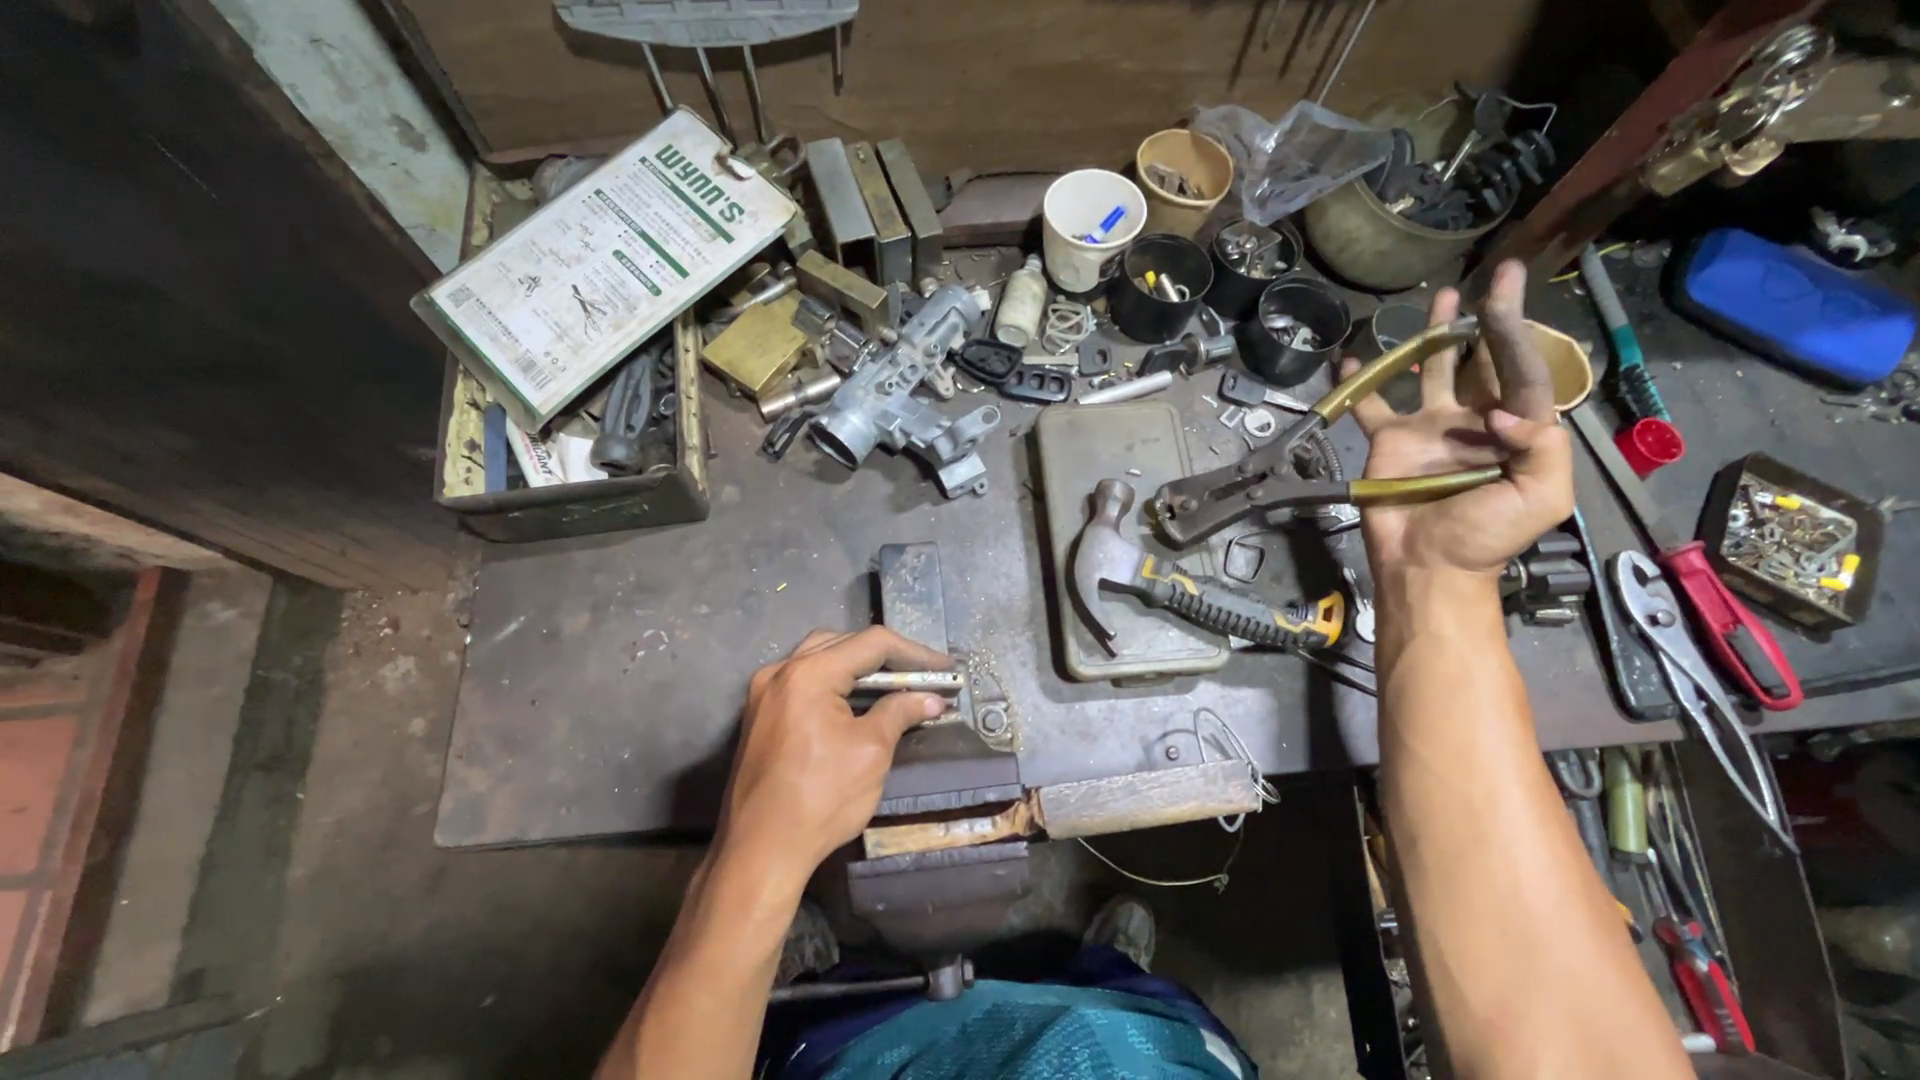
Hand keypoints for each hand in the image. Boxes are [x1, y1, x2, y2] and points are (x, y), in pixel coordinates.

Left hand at [718, 627, 952, 884]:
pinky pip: (803, 682)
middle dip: (887, 656)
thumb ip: (899, 713)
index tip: (945, 669)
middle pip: (843, 643)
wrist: (760, 851)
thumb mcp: (871, 753)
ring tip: (896, 684)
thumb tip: (930, 699)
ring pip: (820, 659)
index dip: (915, 653)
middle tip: (923, 674)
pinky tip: (858, 703)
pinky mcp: (760, 716)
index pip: (871, 643)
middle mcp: (780, 672)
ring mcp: (764, 693)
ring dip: (859, 668)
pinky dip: (835, 684)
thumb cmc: (820, 800)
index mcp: (807, 675)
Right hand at [1347, 260, 1574, 578]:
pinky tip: (1350, 358)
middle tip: (1501, 274)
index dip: (1515, 333)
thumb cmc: (1486, 536)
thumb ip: (1542, 449)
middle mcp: (1472, 418)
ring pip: (1431, 369)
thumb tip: (1499, 411)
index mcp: (1514, 430)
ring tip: (1440, 298)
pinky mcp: (1388, 440)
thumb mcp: (1541, 498)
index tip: (1504, 302)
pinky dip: (1359, 382)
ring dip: (1435, 334)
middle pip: (1481, 358)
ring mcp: (1428, 427)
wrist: (1427, 564)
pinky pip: (1372, 405)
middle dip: (1490, 318)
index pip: (1520, 370)